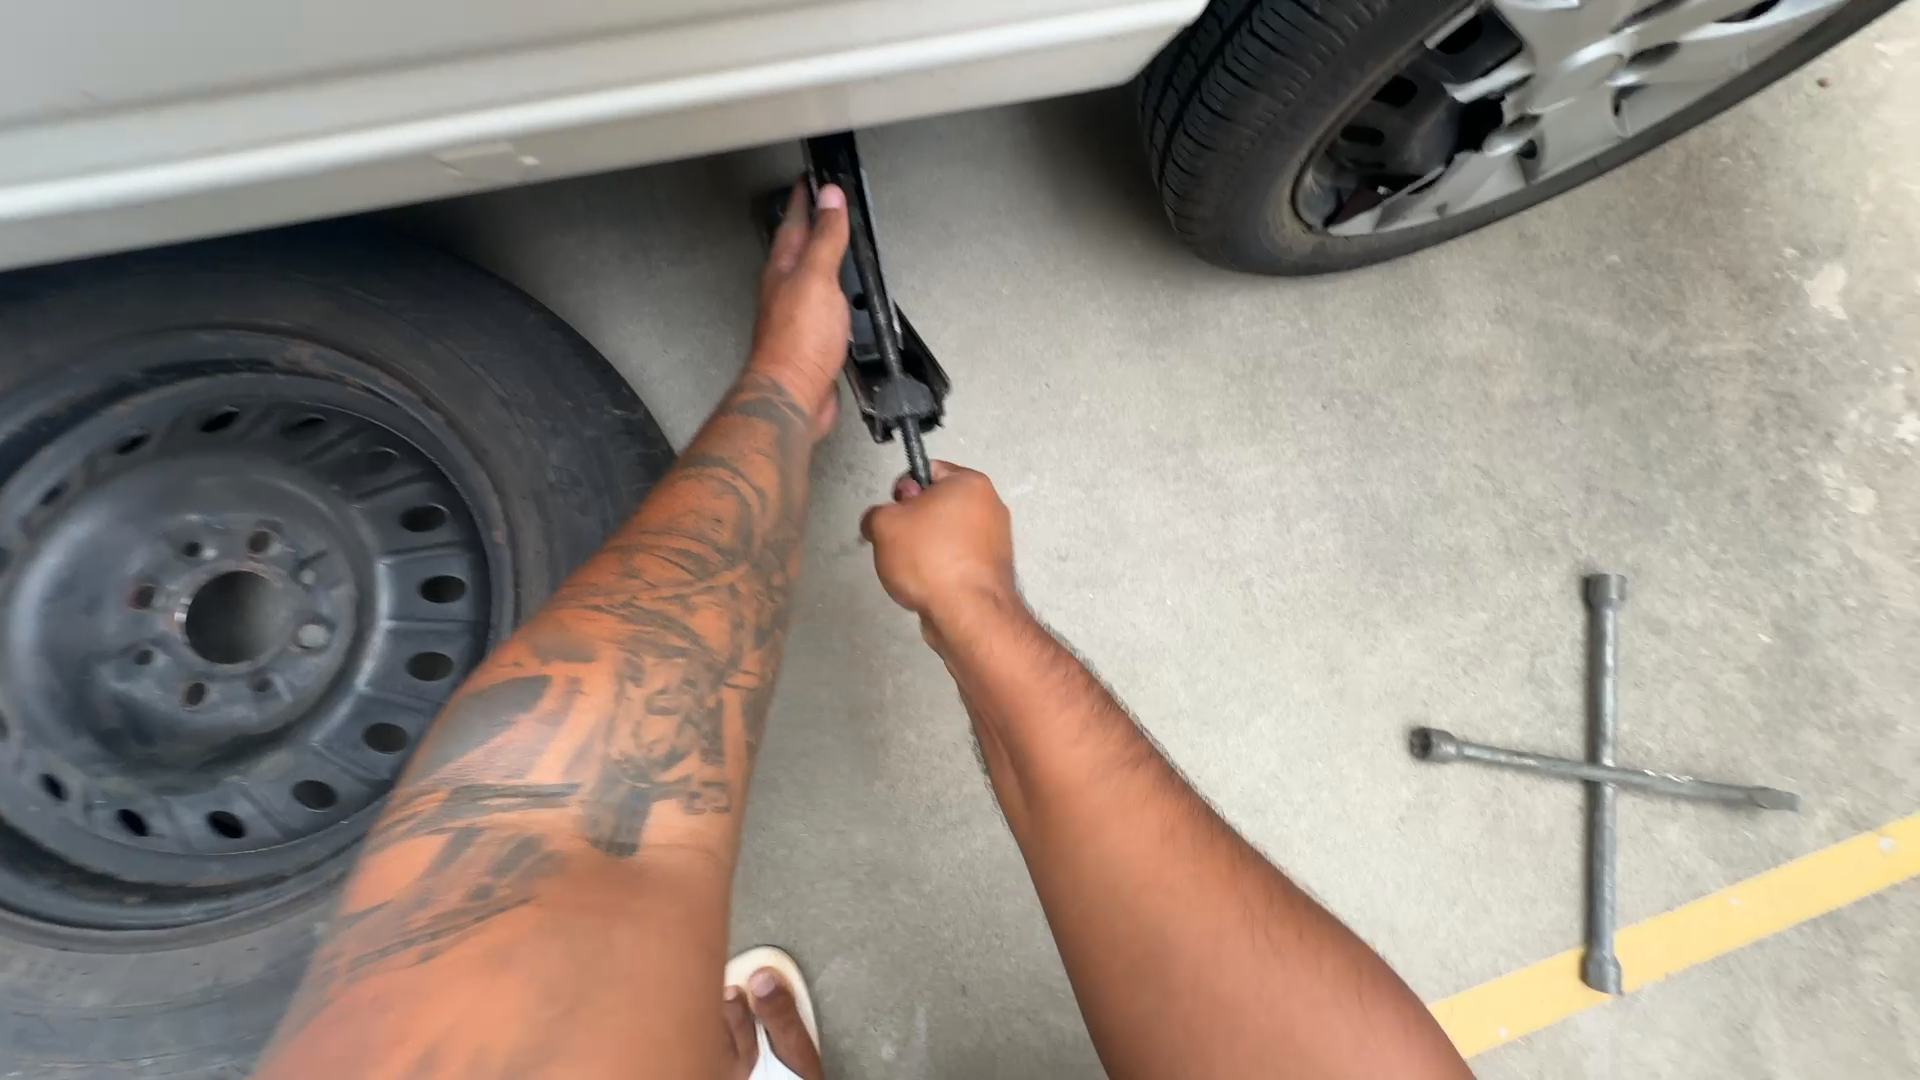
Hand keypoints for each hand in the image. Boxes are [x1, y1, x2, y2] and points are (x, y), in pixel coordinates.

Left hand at [750, 181, 849, 440]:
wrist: (794, 394)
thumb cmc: (798, 341)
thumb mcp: (817, 278)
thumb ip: (825, 238)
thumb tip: (830, 198)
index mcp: (784, 269)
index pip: (794, 223)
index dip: (804, 199)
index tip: (811, 180)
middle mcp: (786, 290)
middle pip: (797, 249)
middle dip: (808, 226)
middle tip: (817, 207)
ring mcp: (797, 317)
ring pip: (808, 278)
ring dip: (819, 260)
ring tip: (828, 247)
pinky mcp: (812, 342)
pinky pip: (822, 307)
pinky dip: (832, 296)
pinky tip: (837, 300)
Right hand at [861, 461, 1016, 619]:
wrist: (967, 613)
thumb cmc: (929, 558)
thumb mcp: (883, 524)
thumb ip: (876, 513)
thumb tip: (881, 522)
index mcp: (970, 483)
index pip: (927, 470)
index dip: (903, 490)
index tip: (895, 513)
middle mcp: (991, 506)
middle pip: (937, 505)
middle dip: (913, 523)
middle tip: (900, 543)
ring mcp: (996, 541)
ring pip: (946, 536)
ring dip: (926, 549)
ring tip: (913, 569)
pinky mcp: (993, 570)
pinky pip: (957, 560)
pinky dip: (941, 569)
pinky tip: (929, 585)